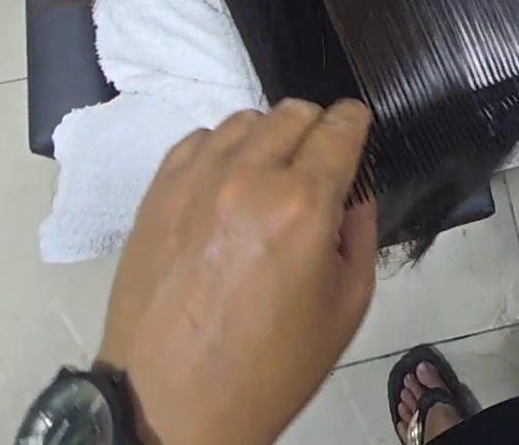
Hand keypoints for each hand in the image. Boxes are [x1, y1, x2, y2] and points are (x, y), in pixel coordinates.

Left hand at [97, 100, 378, 444]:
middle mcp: (251, 175)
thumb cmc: (271, 366)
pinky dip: (223, 150)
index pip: (341, 125)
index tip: (356, 133)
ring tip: (266, 179)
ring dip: (269, 138)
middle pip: (295, 112)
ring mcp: (198, 178)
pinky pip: (201, 138)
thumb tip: (352, 187)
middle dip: (317, 129)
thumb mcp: (347, 305)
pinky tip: (224, 186)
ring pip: (247, 118)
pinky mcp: (159, 189)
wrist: (168, 406)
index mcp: (304, 204)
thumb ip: (360, 230)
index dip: (356, 122)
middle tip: (315, 167)